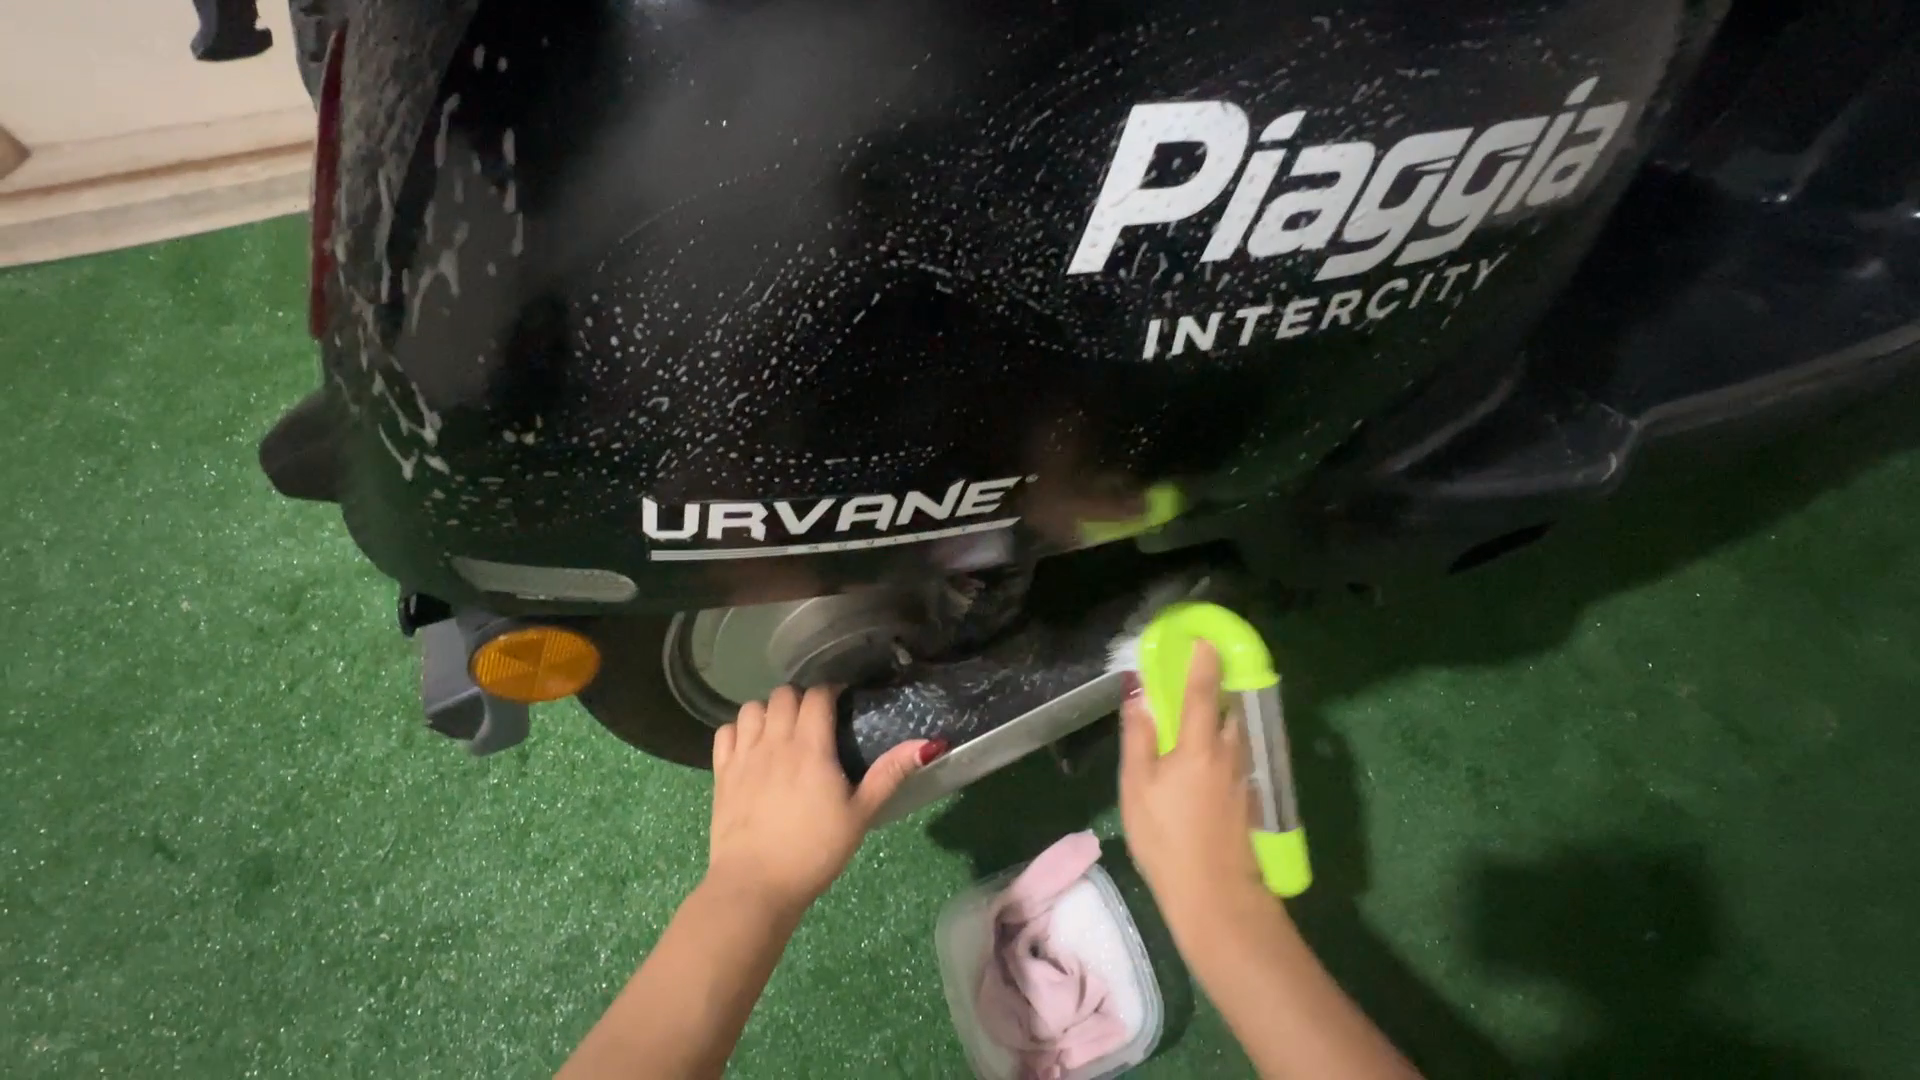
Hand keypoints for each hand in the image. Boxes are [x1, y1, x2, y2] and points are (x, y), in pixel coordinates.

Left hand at [706, 685, 944, 914]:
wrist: (755, 886)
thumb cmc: (814, 851)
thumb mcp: (861, 814)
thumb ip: (890, 774)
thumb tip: (928, 743)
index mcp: (810, 747)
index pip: (818, 695)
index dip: (831, 691)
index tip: (842, 703)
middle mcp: (774, 742)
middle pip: (784, 694)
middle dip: (801, 698)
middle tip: (815, 720)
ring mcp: (744, 756)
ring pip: (752, 707)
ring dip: (769, 711)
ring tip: (782, 730)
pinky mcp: (721, 774)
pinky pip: (725, 731)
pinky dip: (739, 730)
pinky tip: (751, 747)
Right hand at [1118, 642, 1268, 930]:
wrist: (1216, 897)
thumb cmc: (1166, 838)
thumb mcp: (1137, 786)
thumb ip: (1139, 737)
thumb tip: (1138, 696)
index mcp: (1198, 746)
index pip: (1203, 691)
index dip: (1203, 662)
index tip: (1204, 638)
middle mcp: (1227, 754)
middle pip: (1227, 710)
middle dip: (1215, 691)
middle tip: (1195, 682)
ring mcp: (1242, 778)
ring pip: (1234, 735)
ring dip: (1221, 718)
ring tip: (1198, 720)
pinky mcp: (1247, 800)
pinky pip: (1235, 757)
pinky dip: (1223, 746)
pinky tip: (1206, 762)